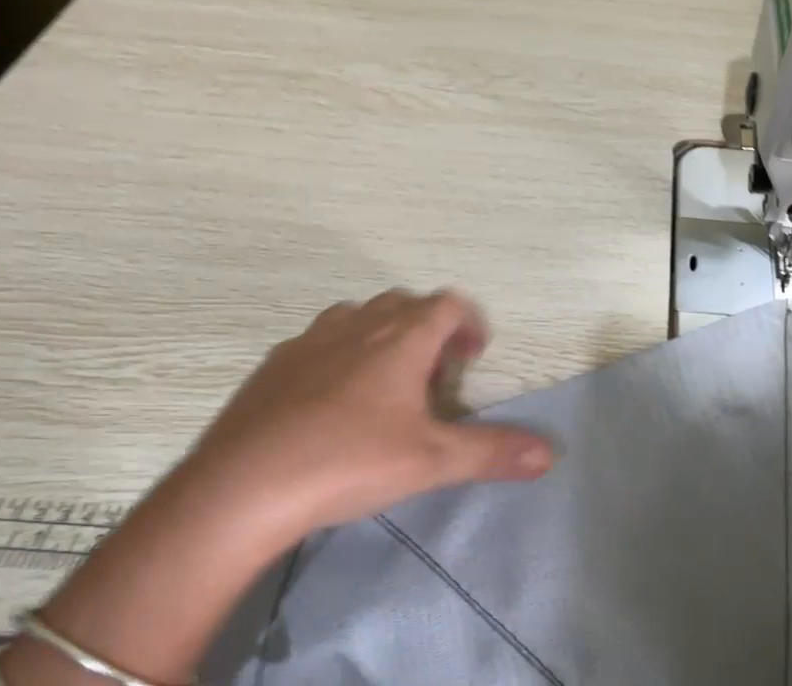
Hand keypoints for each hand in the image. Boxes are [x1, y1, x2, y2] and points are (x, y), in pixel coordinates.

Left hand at [180, 289, 555, 540]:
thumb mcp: (430, 462)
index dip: (469, 322)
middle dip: (428, 329)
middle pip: (404, 304)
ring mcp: (310, 341)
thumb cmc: (348, 462)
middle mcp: (358, 325)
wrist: (241, 487)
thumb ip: (492, 452)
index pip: (447, 304)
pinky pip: (319, 342)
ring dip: (383, 336)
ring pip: (359, 317)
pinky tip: (331, 404)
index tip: (474, 354)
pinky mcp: (273, 365)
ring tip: (386, 384)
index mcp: (400, 338)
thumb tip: (550, 452)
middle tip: (436, 375)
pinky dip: (340, 355)